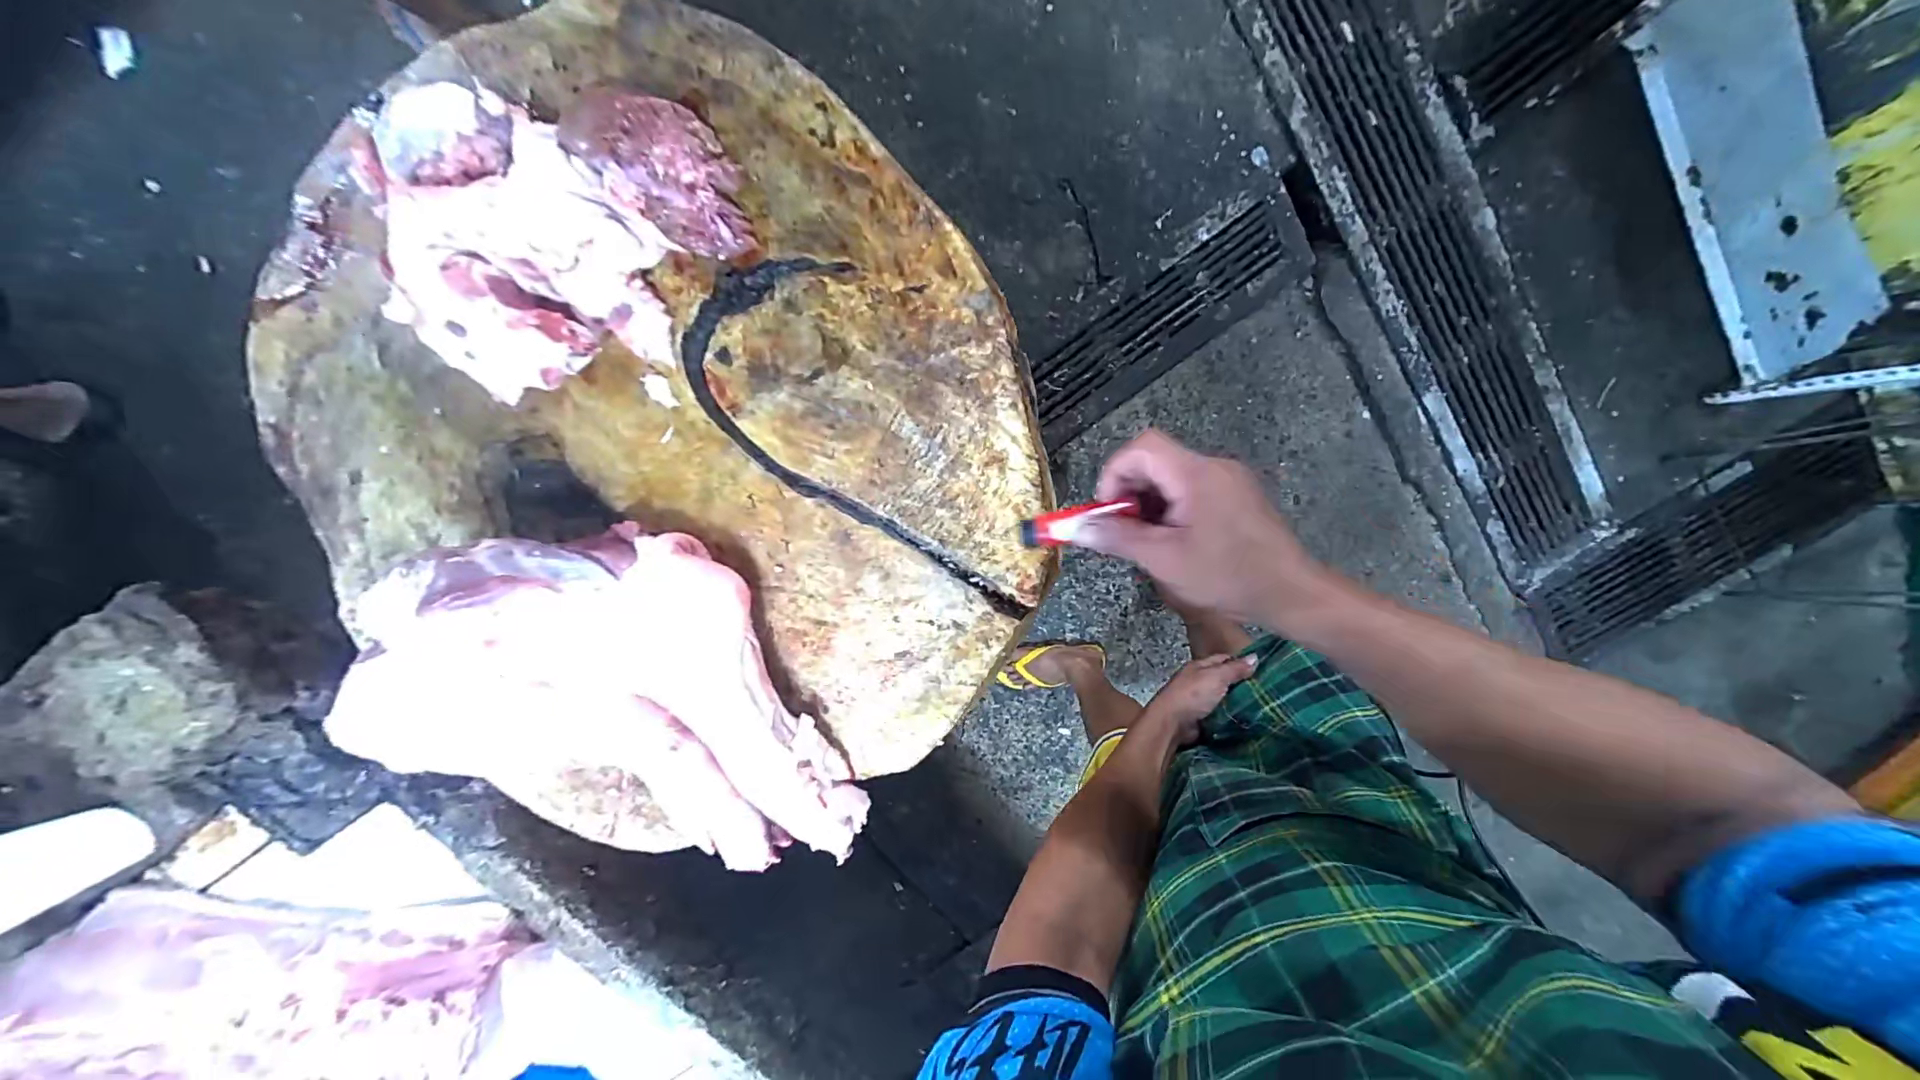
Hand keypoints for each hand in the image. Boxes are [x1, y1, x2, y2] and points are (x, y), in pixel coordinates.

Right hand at [1076, 429, 1328, 623]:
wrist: (1292, 593)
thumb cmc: (1229, 576)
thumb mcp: (1164, 560)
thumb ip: (1118, 538)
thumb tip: (1078, 528)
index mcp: (1196, 474)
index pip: (1141, 447)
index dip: (1114, 474)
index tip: (1109, 512)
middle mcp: (1214, 467)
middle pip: (1155, 461)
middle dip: (1130, 494)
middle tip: (1125, 532)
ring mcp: (1228, 480)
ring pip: (1171, 478)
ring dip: (1150, 506)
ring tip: (1150, 543)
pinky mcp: (1237, 496)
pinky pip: (1191, 491)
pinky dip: (1172, 510)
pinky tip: (1175, 543)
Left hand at [1138, 653, 1258, 745]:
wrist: (1172, 723)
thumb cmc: (1192, 695)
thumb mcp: (1216, 677)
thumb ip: (1235, 668)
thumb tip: (1254, 657)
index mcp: (1200, 667)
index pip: (1225, 659)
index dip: (1243, 663)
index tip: (1264, 669)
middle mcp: (1199, 682)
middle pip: (1226, 680)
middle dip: (1244, 685)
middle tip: (1269, 691)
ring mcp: (1200, 701)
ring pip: (1225, 699)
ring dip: (1239, 703)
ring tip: (1265, 707)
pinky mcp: (1202, 719)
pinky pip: (1222, 715)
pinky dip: (1232, 717)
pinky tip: (1250, 720)